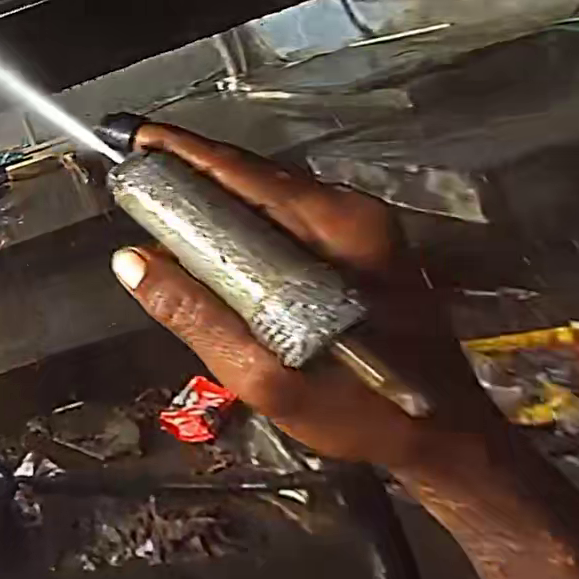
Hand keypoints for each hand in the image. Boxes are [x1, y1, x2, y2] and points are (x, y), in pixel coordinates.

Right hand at [111, 123, 507, 471]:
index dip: (182, 150)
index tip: (137, 137)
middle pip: (249, 173)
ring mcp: (354, 223)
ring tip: (158, 198)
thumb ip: (195, 316)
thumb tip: (130, 261)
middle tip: (135, 173)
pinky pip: (275, 210)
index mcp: (336, 229)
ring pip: (260, 188)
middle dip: (187, 168)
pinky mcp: (351, 240)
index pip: (242, 171)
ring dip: (208, 190)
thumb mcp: (266, 376)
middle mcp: (348, 212)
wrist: (448, 440)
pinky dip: (233, 211)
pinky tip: (205, 231)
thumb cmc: (363, 412)